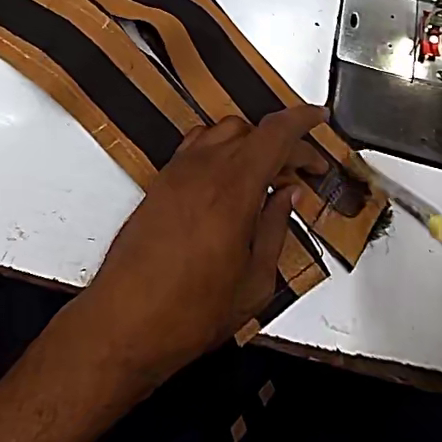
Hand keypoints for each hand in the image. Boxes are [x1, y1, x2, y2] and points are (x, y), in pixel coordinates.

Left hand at [62, 106, 330, 387]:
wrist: (123, 324)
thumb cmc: (186, 314)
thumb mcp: (254, 282)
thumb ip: (275, 230)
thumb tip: (288, 198)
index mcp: (233, 189)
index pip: (276, 133)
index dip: (303, 120)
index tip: (318, 117)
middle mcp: (203, 170)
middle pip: (252, 130)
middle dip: (284, 143)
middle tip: (302, 169)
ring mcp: (177, 172)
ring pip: (223, 131)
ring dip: (251, 143)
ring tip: (268, 173)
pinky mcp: (160, 182)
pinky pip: (197, 145)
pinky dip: (221, 148)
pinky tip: (229, 176)